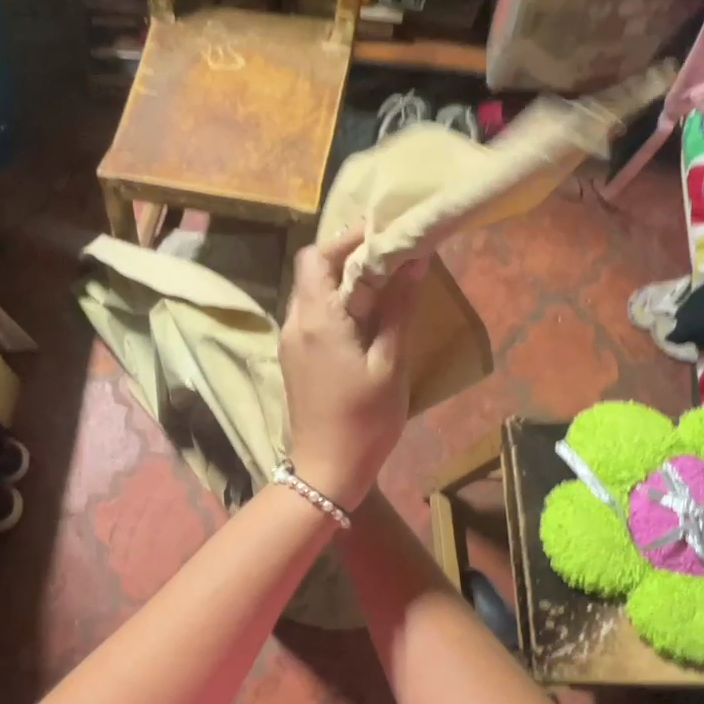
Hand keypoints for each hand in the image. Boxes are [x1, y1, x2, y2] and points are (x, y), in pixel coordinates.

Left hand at [279, 225, 424, 509]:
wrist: (326, 470)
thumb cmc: (364, 419)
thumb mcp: (390, 363)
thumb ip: (397, 308)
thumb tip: (411, 259)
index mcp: (316, 319)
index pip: (317, 255)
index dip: (347, 238)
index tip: (385, 234)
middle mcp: (295, 323)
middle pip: (312, 271)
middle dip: (348, 256)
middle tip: (391, 256)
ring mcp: (291, 342)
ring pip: (312, 293)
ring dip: (344, 281)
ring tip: (386, 282)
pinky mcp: (296, 359)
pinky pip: (313, 316)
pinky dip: (337, 304)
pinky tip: (369, 316)